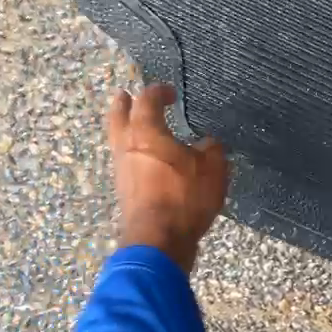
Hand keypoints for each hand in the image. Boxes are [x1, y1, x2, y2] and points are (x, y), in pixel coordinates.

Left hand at [105, 84, 228, 271]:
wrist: (159, 239)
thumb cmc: (185, 198)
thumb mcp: (213, 170)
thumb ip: (212, 150)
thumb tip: (209, 143)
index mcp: (147, 132)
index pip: (148, 101)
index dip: (159, 92)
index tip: (169, 92)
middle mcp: (128, 146)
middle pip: (118, 117)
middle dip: (124, 104)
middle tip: (126, 96)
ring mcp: (122, 169)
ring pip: (118, 139)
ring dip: (125, 128)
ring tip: (134, 125)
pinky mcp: (125, 190)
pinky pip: (126, 161)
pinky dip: (133, 153)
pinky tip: (146, 159)